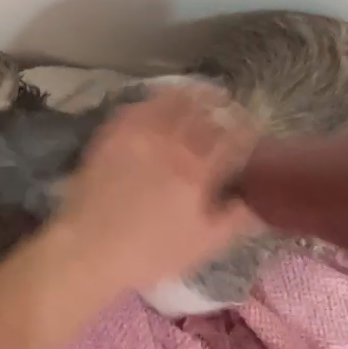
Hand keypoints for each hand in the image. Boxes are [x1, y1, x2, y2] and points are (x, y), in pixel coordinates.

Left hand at [46, 82, 260, 293]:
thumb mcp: (203, 244)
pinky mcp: (115, 130)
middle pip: (205, 111)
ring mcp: (140, 131)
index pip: (232, 137)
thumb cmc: (150, 252)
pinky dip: (160, 99)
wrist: (89, 245)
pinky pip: (143, 104)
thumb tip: (257, 202)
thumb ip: (235, 219)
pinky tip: (165, 104)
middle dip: (224, 108)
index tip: (253, 133)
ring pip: (174, 100)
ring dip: (194, 97)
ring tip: (203, 98)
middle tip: (231, 111)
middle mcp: (171, 142)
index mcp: (198, 170)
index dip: (247, 131)